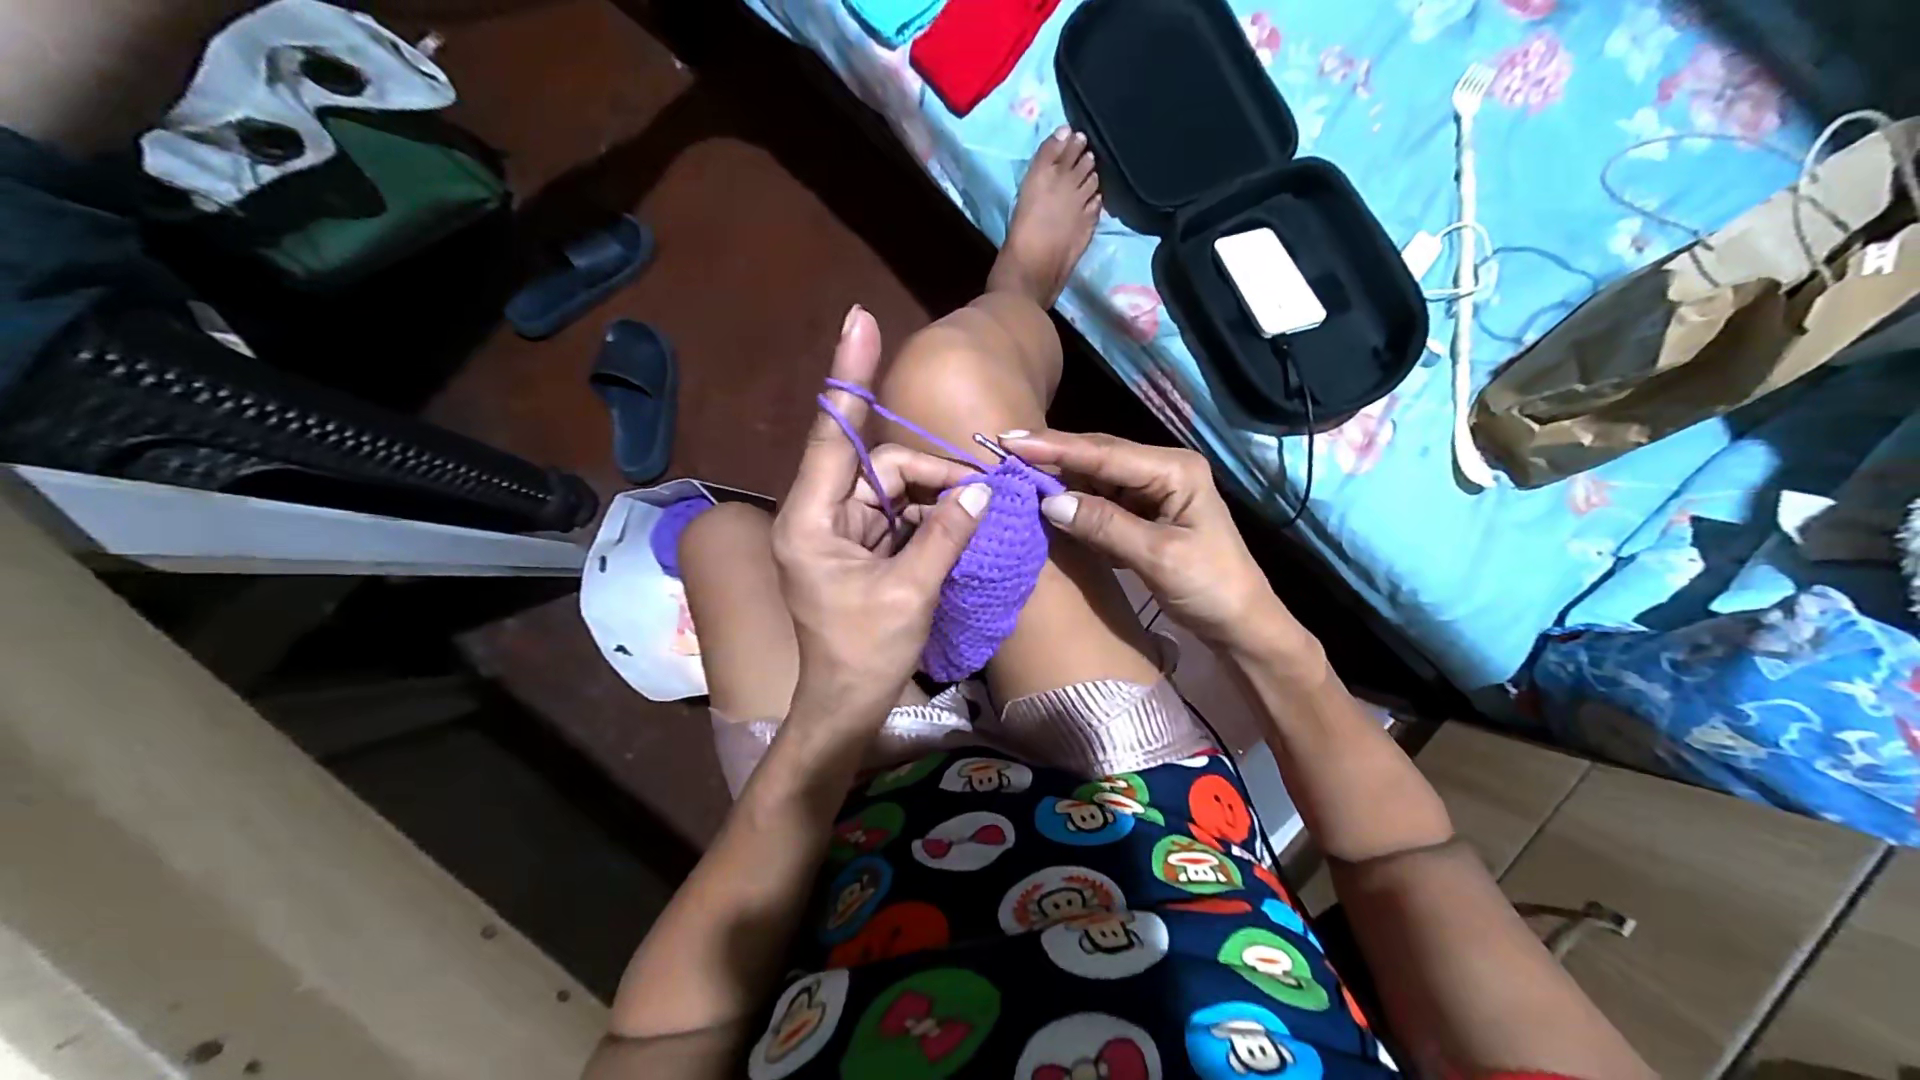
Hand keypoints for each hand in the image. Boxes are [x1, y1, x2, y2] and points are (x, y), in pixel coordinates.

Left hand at [772, 306, 990, 721]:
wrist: (846, 705)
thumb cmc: (865, 655)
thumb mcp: (911, 593)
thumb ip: (945, 534)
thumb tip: (982, 487)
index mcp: (810, 520)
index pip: (831, 433)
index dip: (848, 375)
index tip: (861, 321)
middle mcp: (819, 514)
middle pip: (879, 464)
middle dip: (931, 473)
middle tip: (982, 492)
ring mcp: (840, 529)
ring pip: (893, 486)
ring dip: (935, 495)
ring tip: (977, 510)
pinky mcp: (860, 544)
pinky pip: (898, 511)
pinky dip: (929, 514)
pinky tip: (960, 523)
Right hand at [1000, 430, 1293, 653]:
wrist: (1239, 622)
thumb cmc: (1210, 587)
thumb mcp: (1157, 557)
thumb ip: (1105, 525)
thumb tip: (1050, 502)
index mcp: (1174, 470)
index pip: (1106, 453)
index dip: (1056, 448)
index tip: (1012, 442)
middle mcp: (1162, 469)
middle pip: (1098, 455)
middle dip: (1052, 455)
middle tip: (1003, 450)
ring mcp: (1152, 489)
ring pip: (1095, 476)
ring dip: (1059, 477)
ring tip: (1016, 472)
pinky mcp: (1142, 511)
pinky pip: (1100, 499)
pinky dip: (1073, 500)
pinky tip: (1046, 498)